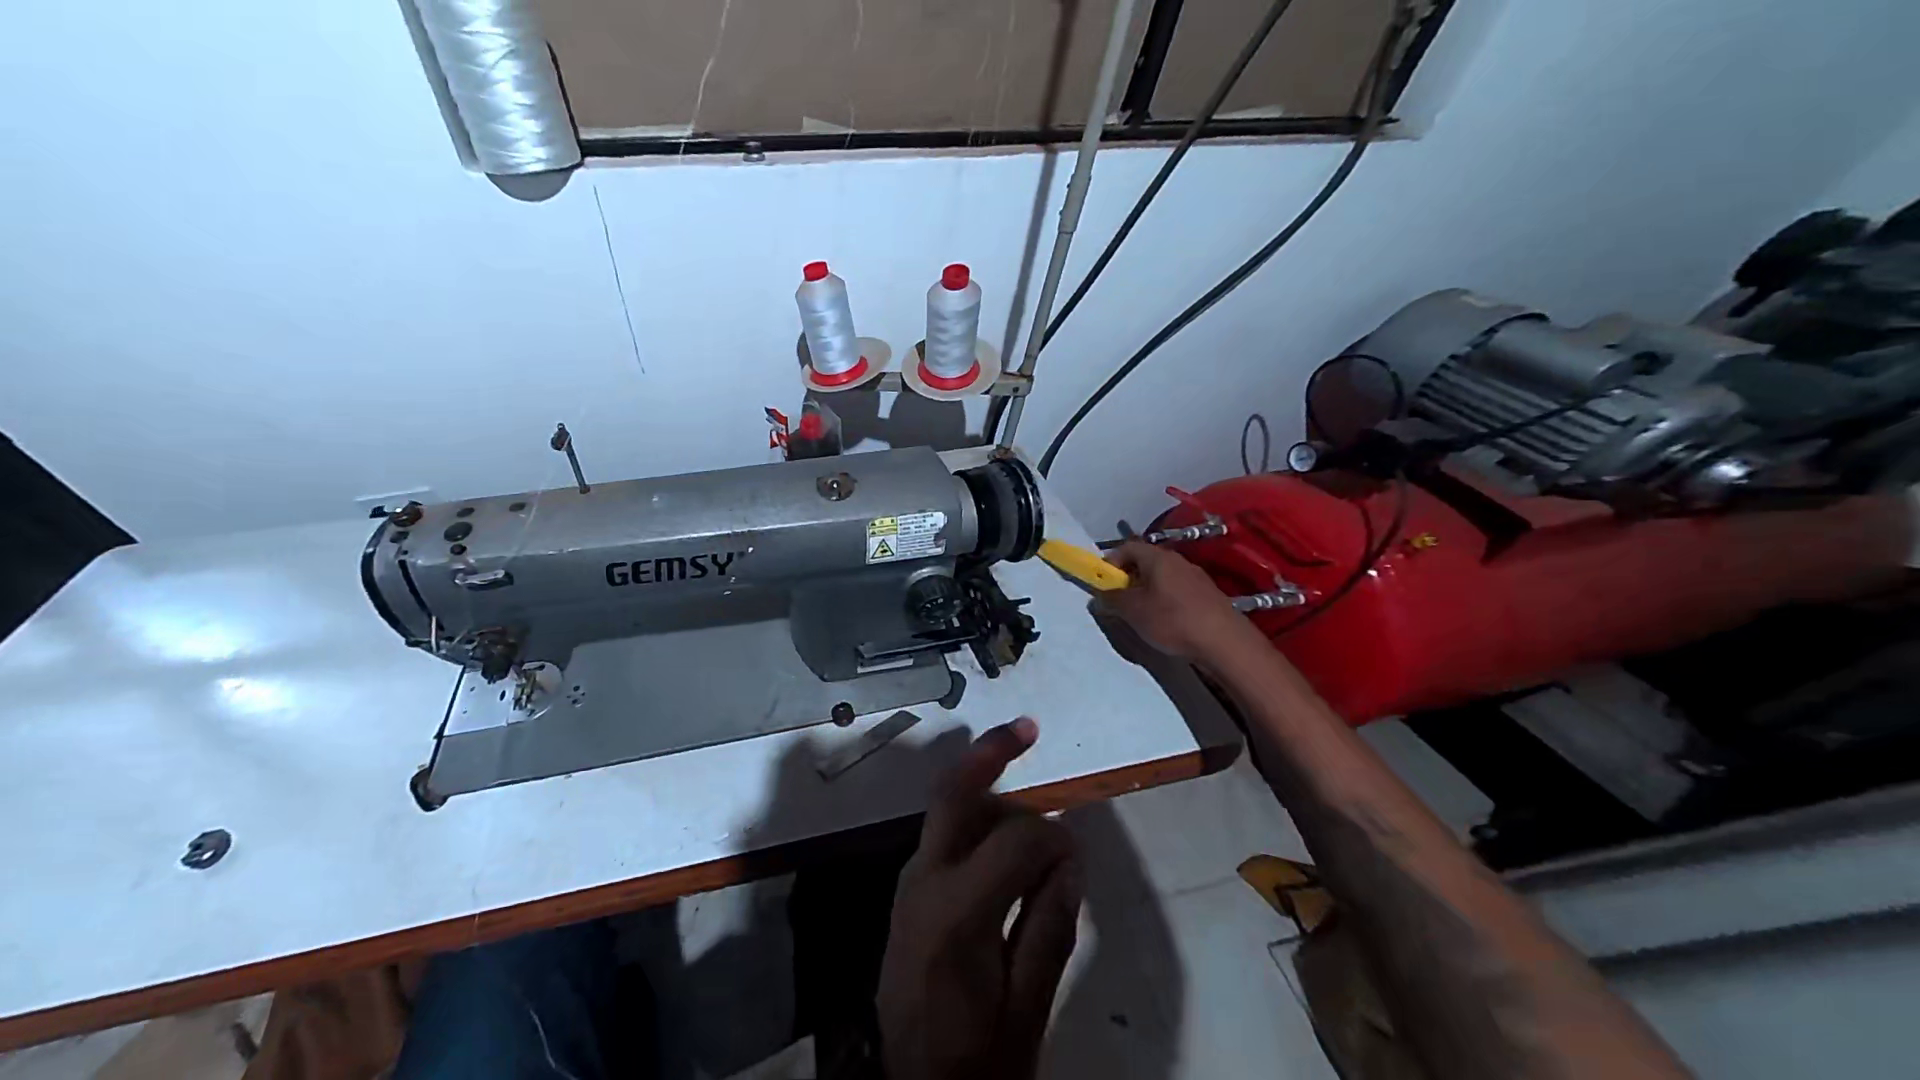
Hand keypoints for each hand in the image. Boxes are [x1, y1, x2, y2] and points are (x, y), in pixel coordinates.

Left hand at [877, 718, 1081, 1079]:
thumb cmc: (976, 1058)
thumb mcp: (1027, 1010)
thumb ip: (1050, 929)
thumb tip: (1070, 861)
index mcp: (956, 913)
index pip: (1014, 841)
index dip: (1055, 839)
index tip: (1079, 859)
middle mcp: (923, 882)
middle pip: (953, 795)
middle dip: (990, 754)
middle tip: (1027, 727)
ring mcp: (910, 882)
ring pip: (947, 809)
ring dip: (985, 786)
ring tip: (1023, 773)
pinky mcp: (909, 890)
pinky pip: (943, 835)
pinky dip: (973, 813)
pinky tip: (1000, 816)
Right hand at [1102, 541, 1257, 660]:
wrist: (1225, 642)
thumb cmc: (1173, 620)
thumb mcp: (1133, 612)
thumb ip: (1111, 600)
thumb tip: (1099, 595)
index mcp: (1158, 558)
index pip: (1127, 547)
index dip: (1111, 562)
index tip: (1103, 583)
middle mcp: (1178, 561)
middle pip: (1145, 562)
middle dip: (1128, 580)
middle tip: (1119, 602)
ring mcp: (1196, 577)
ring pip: (1162, 578)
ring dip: (1147, 592)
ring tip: (1142, 616)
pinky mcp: (1208, 596)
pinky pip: (1178, 592)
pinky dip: (1166, 602)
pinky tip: (1167, 624)